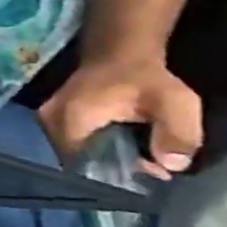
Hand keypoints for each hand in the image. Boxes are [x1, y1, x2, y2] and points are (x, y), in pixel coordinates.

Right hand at [38, 57, 201, 179]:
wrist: (118, 54)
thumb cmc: (144, 78)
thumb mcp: (176, 103)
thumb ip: (179, 134)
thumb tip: (173, 166)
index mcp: (73, 119)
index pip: (86, 162)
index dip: (121, 172)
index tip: (154, 171)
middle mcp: (51, 121)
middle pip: (77, 158)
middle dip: (114, 167)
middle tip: (150, 166)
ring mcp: (47, 119)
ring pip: (73, 151)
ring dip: (106, 158)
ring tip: (140, 157)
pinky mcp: (52, 118)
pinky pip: (71, 142)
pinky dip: (96, 148)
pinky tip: (122, 145)